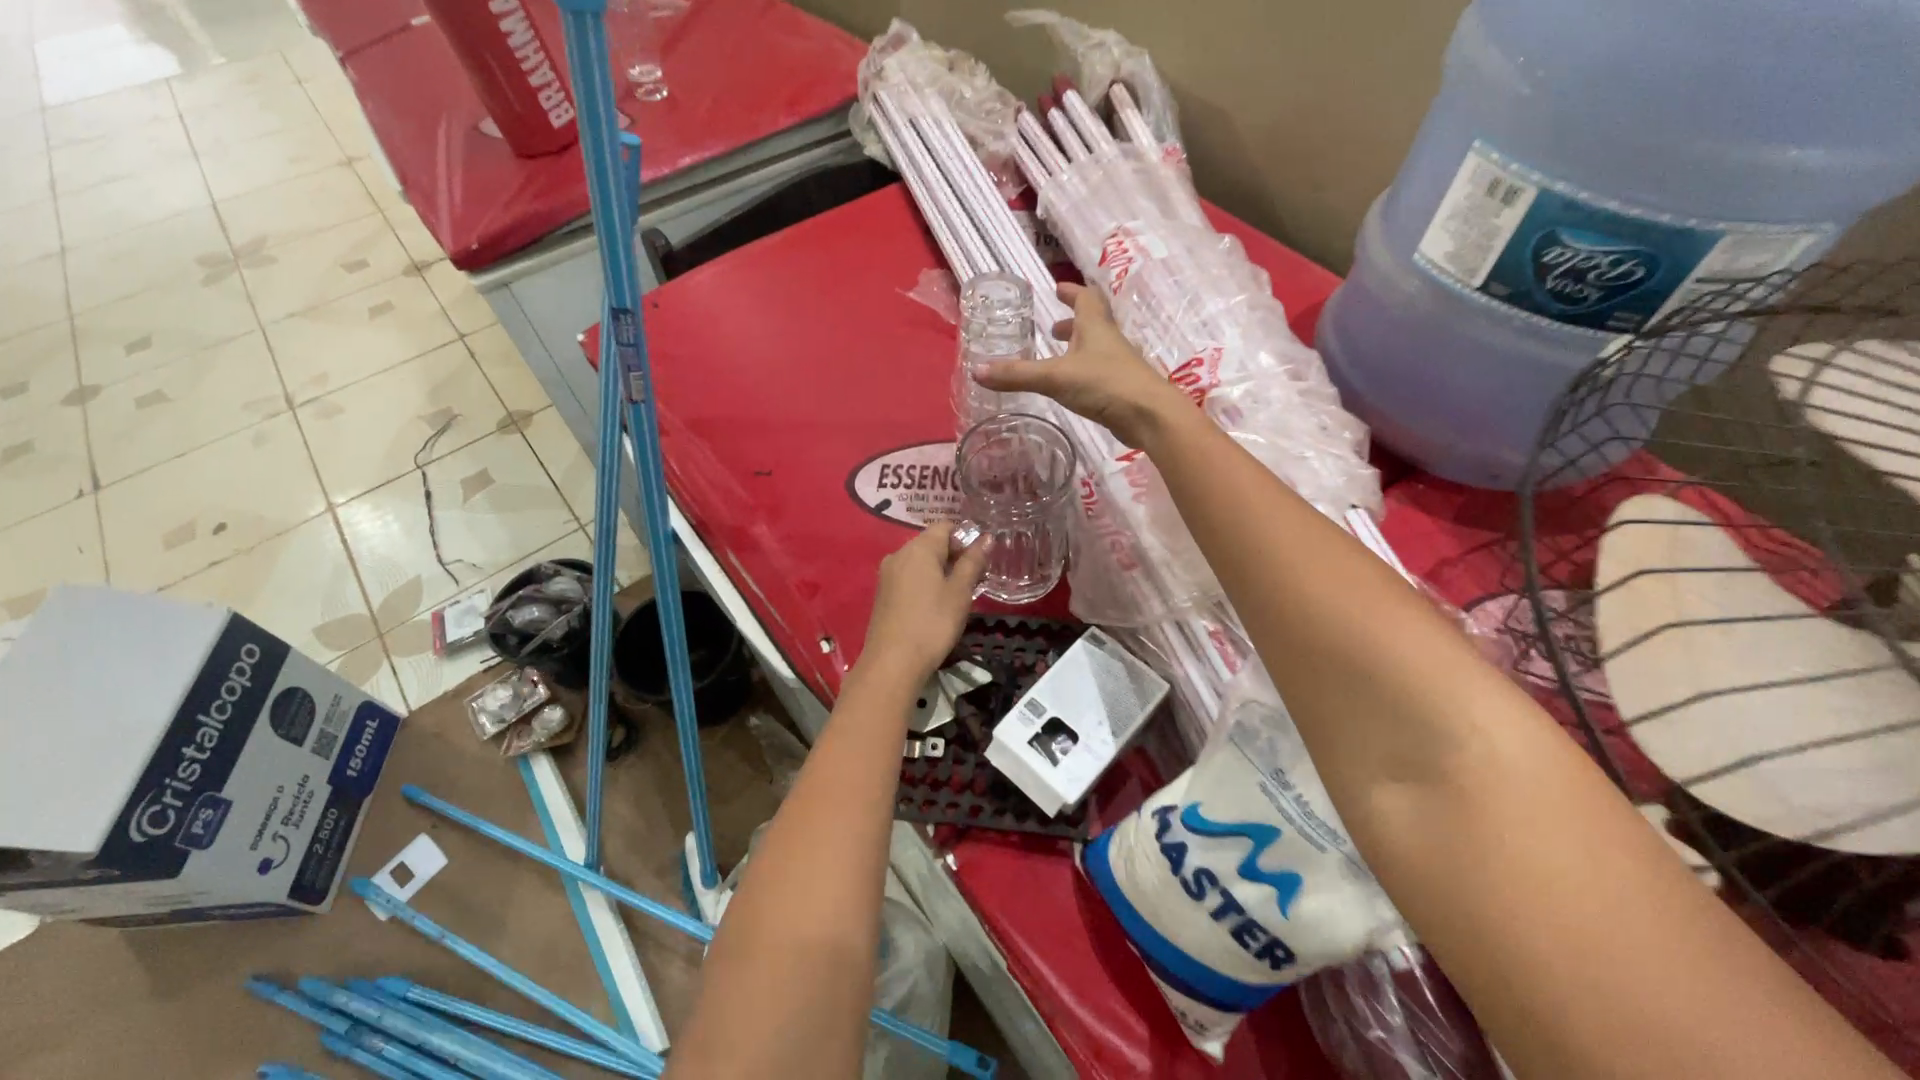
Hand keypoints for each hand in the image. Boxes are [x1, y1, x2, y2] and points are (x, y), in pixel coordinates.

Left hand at [859, 522, 989, 681]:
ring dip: (940, 572)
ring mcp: (887, 575)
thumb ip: (972, 562)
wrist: (893, 662)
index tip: (979, 562)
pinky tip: (935, 606)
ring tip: (957, 596)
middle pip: (931, 543)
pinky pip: (908, 578)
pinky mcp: (883, 594)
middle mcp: (898, 554)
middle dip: (954, 556)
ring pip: (919, 562)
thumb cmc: (933, 623)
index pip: (945, 527)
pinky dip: (924, 584)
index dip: (965, 538)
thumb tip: (986, 538)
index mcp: (918, 548)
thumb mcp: (959, 592)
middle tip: (973, 581)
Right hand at [970, 282, 1190, 447]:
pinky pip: (1099, 373)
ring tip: (1057, 358)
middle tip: (1052, 328)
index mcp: (1095, 326)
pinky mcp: (1121, 389)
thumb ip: (1017, 374)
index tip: (1056, 289)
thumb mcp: (1054, 377)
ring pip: (1097, 348)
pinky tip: (1072, 388)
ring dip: (1078, 348)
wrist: (1150, 416)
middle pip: (1093, 322)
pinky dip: (1084, 373)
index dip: (1071, 291)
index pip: (1086, 297)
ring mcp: (1118, 365)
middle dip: (1072, 321)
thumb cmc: (1104, 384)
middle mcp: (1109, 340)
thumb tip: (977, 370)